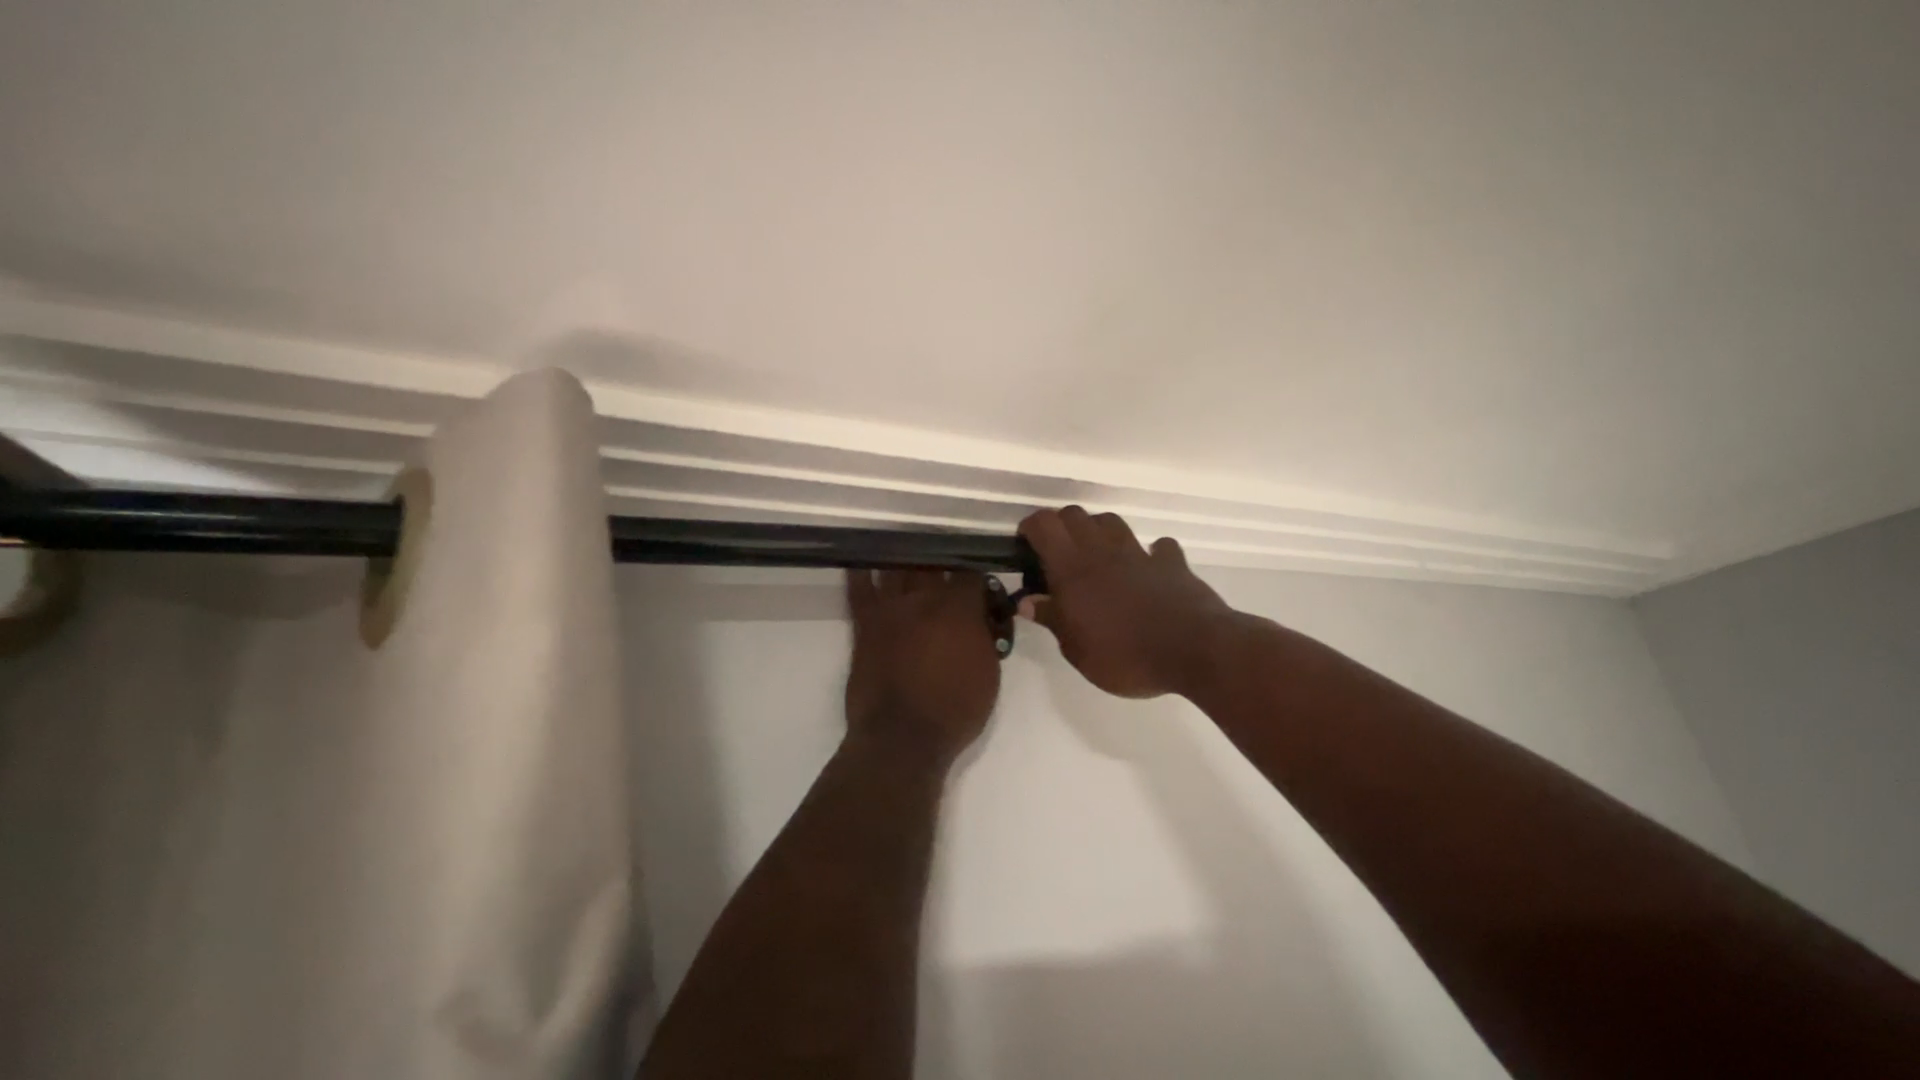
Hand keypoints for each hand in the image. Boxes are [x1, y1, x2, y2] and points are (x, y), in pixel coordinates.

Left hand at [844, 569, 1001, 765]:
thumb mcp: (989, 673)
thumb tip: (981, 616)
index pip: (970, 573)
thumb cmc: (955, 711)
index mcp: (960, 609)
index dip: (976, 573)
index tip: (979, 578)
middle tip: (945, 556)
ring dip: (904, 555)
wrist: (902, 737)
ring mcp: (890, 608)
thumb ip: (985, 636)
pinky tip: (862, 558)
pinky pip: (859, 588)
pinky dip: (860, 571)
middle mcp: (924, 599)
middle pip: (932, 562)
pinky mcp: (865, 624)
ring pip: (896, 566)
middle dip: (941, 557)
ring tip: (908, 546)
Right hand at [1018, 507, 1234, 698]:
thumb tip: (1026, 601)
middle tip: (1056, 555)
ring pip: (1112, 522)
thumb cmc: (1124, 656)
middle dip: (1061, 526)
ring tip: (1096, 557)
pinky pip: (1158, 547)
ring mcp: (1140, 554)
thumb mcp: (1077, 650)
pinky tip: (1148, 569)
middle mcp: (1103, 552)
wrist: (1193, 650)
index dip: (1030, 528)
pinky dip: (1149, 553)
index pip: (1044, 525)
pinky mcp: (1172, 564)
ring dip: (1098, 531)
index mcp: (1073, 570)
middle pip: (1076, 515)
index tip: (1025, 545)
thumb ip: (1052, 619)